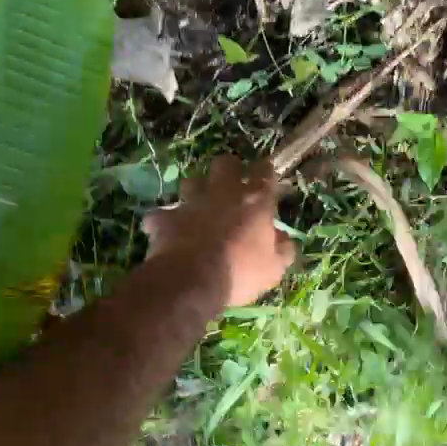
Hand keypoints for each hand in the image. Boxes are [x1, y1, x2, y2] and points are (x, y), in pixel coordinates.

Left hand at [141, 156, 295, 306]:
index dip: (265, 170)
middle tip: (231, 185)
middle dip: (228, 169)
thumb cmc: (240, 273)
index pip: (264, 171)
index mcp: (255, 200)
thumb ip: (283, 250)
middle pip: (225, 163)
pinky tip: (166, 231)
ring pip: (191, 181)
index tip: (265, 174)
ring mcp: (191, 202)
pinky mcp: (165, 218)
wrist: (191, 282)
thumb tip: (285, 240)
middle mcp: (223, 192)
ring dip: (195, 190)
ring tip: (198, 205)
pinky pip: (161, 215)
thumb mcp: (273, 269)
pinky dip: (164, 222)